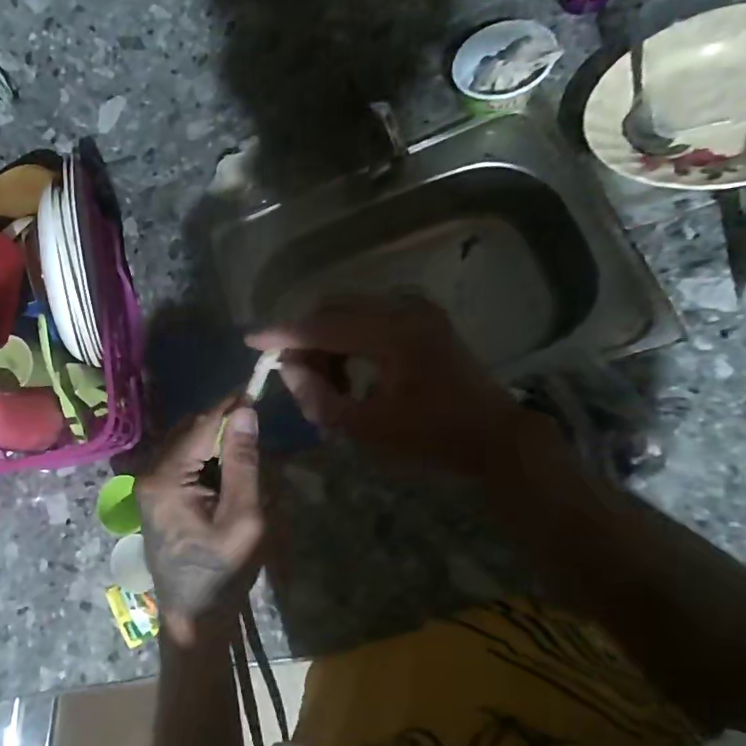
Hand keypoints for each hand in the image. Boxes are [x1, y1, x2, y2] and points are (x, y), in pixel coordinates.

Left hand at [134, 400, 264, 645]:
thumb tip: (244, 412)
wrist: (192, 613)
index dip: (229, 406)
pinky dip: (205, 460)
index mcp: (165, 478)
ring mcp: (147, 485)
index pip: (200, 426)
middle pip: (189, 431)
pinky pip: (181, 463)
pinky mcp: (155, 496)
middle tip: (257, 425)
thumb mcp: (243, 517)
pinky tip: (229, 472)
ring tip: (247, 451)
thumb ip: (242, 463)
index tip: (256, 388)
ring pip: (185, 445)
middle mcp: (148, 474)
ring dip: (215, 442)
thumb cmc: (222, 571)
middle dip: (222, 424)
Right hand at [247, 296, 544, 482]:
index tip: (250, 340)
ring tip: (325, 380)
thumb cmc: (430, 436)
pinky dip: (346, 338)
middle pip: (332, 309)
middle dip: (305, 338)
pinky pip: (367, 317)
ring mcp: (416, 309)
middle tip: (295, 374)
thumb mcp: (364, 426)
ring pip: (347, 311)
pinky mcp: (421, 317)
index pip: (322, 326)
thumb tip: (286, 368)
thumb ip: (317, 396)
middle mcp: (404, 309)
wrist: (494, 436)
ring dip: (325, 340)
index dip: (282, 334)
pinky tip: (347, 370)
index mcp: (394, 334)